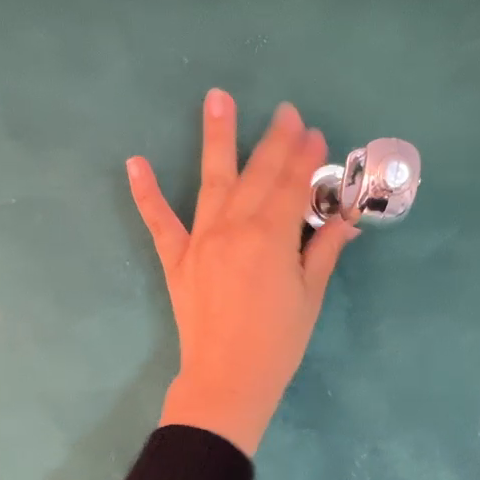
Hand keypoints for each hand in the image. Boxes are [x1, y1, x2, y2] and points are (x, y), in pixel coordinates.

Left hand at [126, 89, 359, 457]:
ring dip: (216, 138)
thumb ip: (323, 252)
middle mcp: (234, 228)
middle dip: (274, 141)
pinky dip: (145, 193)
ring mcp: (200, 241)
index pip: (292, 186)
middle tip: (284, 111)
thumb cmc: (277, 344)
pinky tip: (134, 162)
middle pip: (257, 175)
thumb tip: (345, 221)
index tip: (315, 133)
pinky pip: (158, 222)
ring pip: (212, 181)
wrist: (227, 381)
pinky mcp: (176, 260)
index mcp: (272, 237)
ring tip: (216, 99)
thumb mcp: (309, 297)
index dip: (306, 158)